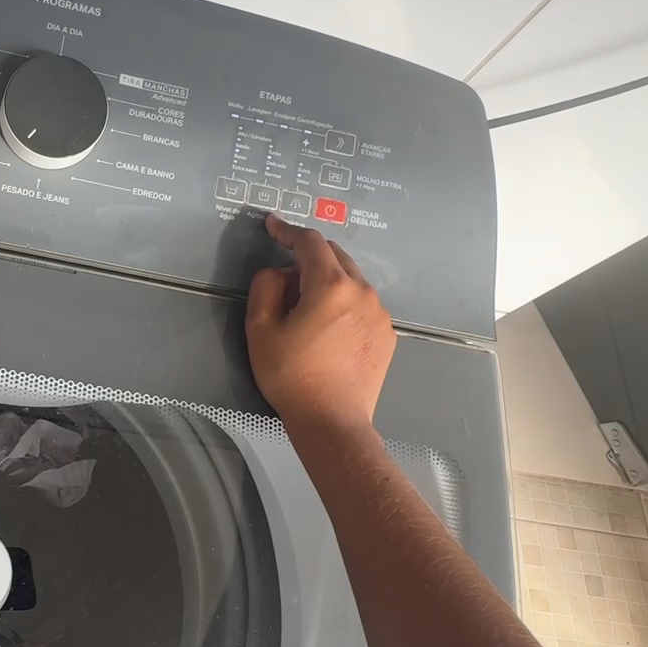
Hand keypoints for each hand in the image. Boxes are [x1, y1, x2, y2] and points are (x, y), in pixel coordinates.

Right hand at [245, 214, 394, 434]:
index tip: (273, 225)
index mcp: (330, 286)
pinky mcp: (386, 335)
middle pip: (335, 257)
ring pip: (351, 281)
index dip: (288, 230)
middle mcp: (362, 292)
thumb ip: (265, 287)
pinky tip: (326, 331)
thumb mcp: (260, 329)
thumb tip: (280, 273)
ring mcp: (380, 314)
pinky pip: (362, 305)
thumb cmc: (291, 375)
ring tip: (303, 311)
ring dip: (326, 281)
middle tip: (283, 280)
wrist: (332, 421)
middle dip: (308, 257)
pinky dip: (342, 303)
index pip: (310, 243)